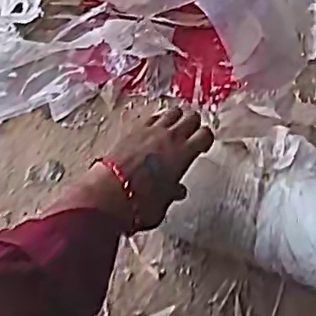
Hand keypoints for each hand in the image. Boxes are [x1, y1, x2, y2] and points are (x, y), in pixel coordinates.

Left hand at [53, 108, 212, 231]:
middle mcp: (171, 136)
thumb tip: (177, 190)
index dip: (206, 138)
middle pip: (192, 117)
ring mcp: (152, 129)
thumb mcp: (163, 204)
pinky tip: (154, 129)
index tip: (203, 145)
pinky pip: (153, 116)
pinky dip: (157, 120)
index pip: (205, 135)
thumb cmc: (139, 204)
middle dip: (194, 125)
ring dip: (177, 118)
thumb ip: (173, 192)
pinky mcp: (135, 128)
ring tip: (174, 127)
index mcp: (184, 153)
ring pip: (173, 112)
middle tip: (191, 134)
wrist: (109, 193)